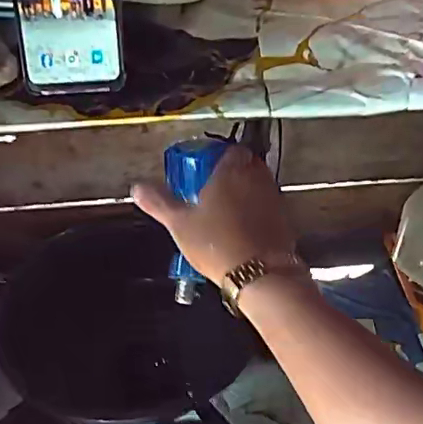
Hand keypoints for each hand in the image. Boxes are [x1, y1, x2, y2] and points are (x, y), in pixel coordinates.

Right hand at [132, 146, 296, 282]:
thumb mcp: (179, 223)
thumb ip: (159, 202)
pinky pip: (264, 207)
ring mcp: (273, 196)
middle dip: (225, 177)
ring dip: (240, 195)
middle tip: (206, 195)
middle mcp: (256, 175)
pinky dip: (253, 214)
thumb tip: (139, 188)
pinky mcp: (283, 218)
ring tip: (220, 216)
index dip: (210, 160)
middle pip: (241, 166)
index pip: (223, 149)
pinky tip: (238, 232)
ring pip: (254, 186)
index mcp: (231, 168)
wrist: (259, 274)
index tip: (197, 173)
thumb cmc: (219, 244)